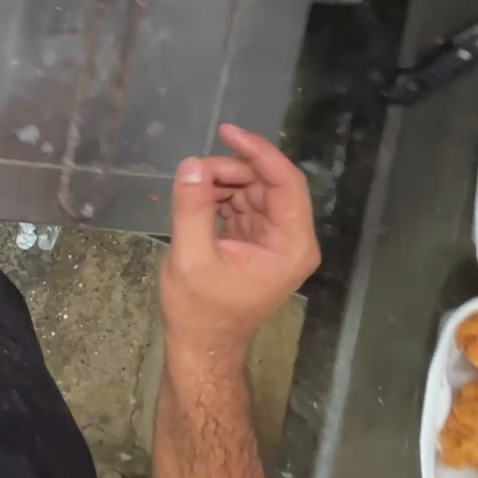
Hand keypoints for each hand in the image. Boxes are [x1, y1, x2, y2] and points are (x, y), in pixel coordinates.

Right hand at [160, 123, 320, 365]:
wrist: (201, 345)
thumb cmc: (200, 308)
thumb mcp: (191, 256)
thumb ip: (192, 209)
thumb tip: (190, 166)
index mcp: (289, 244)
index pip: (285, 183)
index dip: (259, 153)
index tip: (227, 132)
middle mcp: (289, 239)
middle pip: (267, 185)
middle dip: (230, 171)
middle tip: (190, 173)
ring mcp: (272, 242)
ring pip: (253, 193)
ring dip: (221, 183)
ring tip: (188, 189)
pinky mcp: (254, 244)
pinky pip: (242, 207)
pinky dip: (219, 198)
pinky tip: (195, 200)